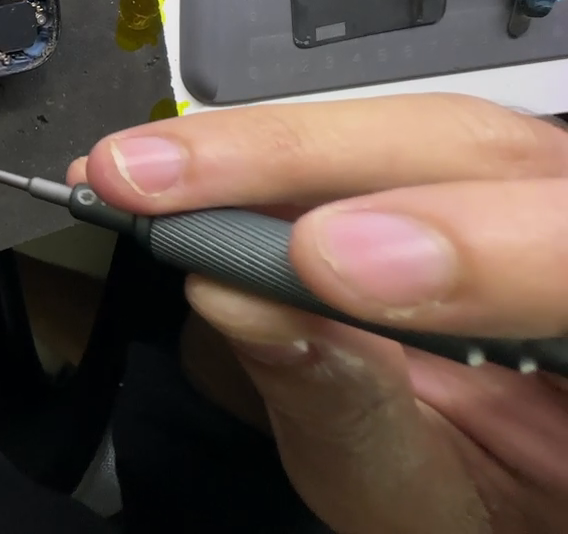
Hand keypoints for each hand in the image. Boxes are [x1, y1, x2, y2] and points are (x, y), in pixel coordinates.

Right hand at [78, 96, 567, 532]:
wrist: (476, 498)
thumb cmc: (476, 516)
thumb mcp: (418, 497)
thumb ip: (348, 403)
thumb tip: (225, 291)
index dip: (483, 242)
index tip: (325, 264)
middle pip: (474, 150)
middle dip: (295, 155)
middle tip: (154, 178)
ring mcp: (496, 202)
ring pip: (394, 130)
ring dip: (241, 147)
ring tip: (130, 171)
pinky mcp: (408, 186)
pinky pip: (330, 146)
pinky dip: (226, 155)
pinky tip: (152, 162)